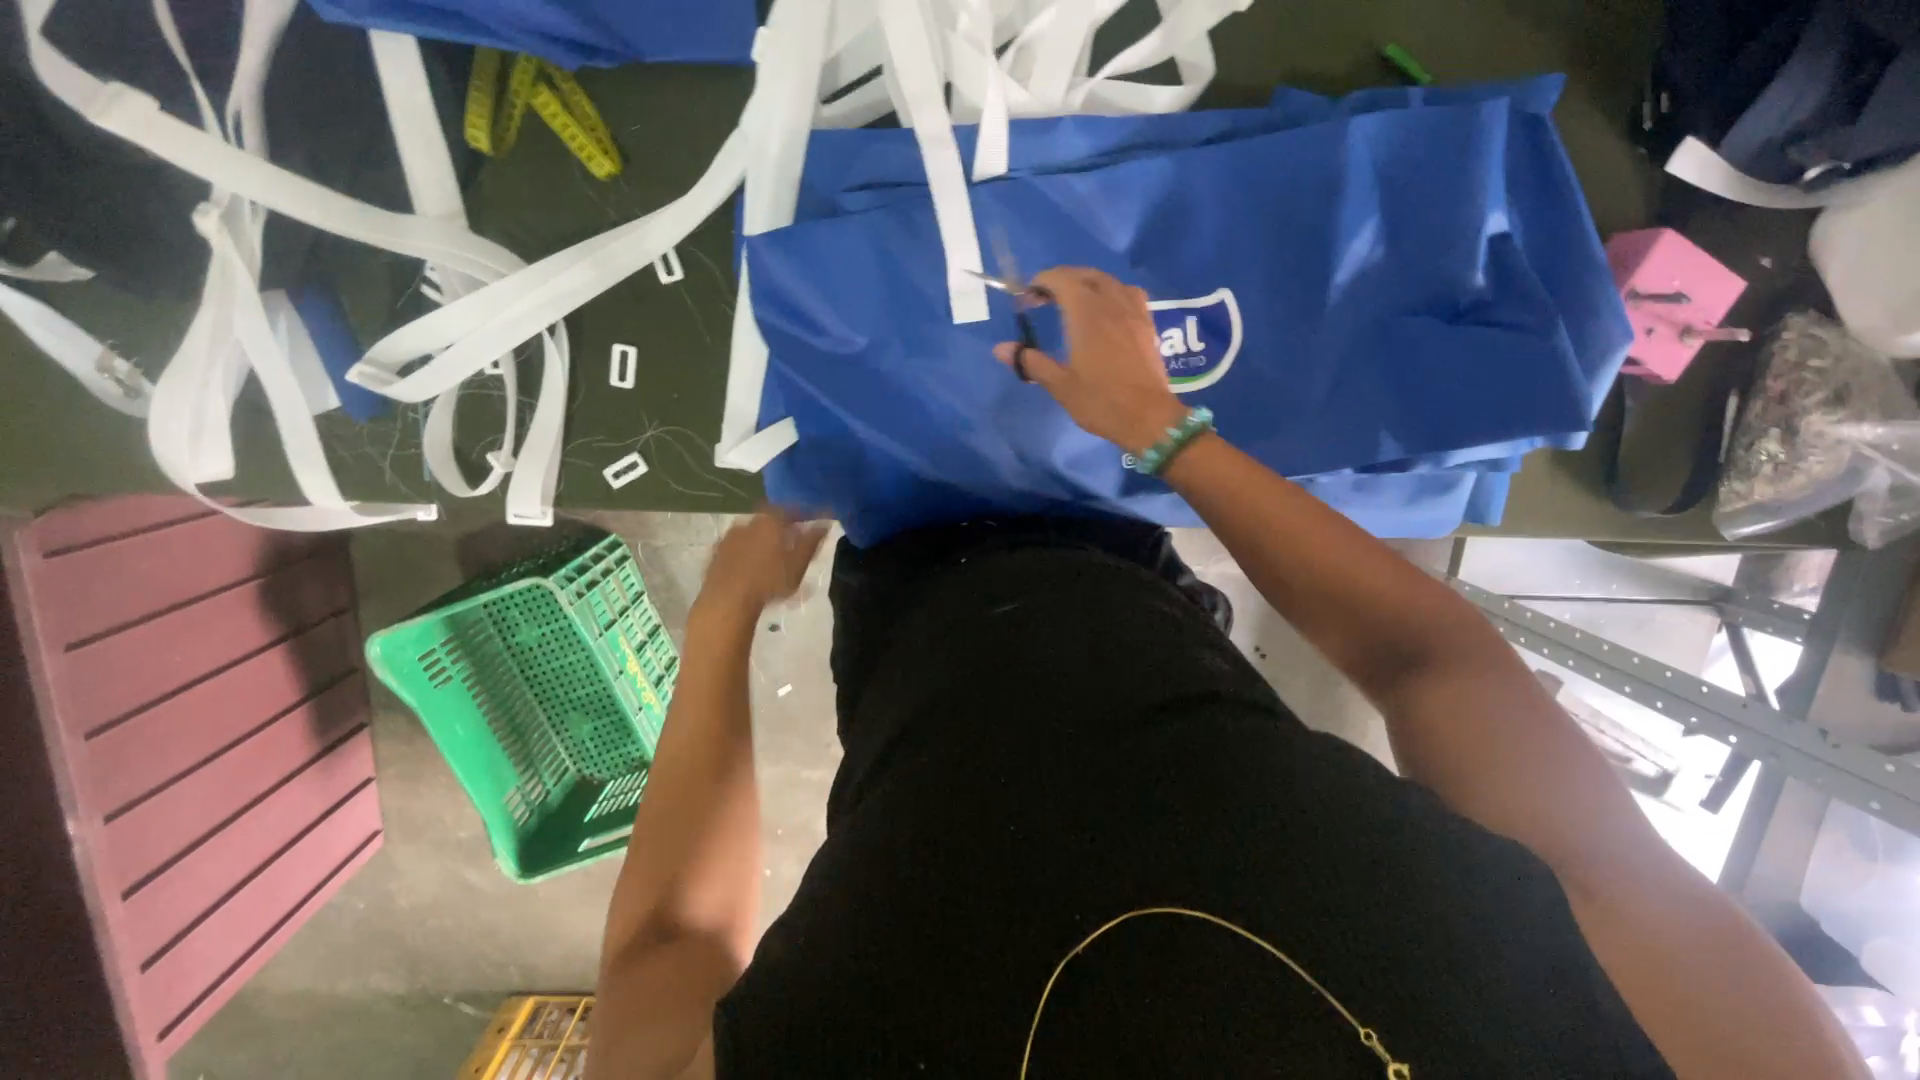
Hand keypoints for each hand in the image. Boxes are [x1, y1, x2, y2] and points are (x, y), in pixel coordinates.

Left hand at [695, 510, 828, 614]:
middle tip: (792, 543)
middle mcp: (748, 522)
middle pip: (769, 521)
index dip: (803, 516)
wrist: (727, 599)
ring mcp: (728, 537)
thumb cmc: (769, 580)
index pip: (791, 510)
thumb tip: (825, 523)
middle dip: (781, 530)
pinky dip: (746, 555)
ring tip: (772, 560)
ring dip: (763, 543)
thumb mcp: (799, 563)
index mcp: (770, 520)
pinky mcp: (715, 554)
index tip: (812, 523)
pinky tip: (751, 570)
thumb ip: (812, 541)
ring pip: (752, 535)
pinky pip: (736, 549)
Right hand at [993, 266, 1188, 453]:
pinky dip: (1112, 292)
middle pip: (1086, 276)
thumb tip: (1001, 349)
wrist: (1148, 418)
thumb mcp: (1060, 385)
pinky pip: (1128, 294)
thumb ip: (1031, 362)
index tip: (1028, 296)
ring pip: (1109, 282)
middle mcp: (1111, 303)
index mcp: (1086, 314)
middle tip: (1045, 297)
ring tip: (1075, 300)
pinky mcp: (1147, 324)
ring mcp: (1133, 312)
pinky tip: (1108, 310)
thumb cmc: (1100, 402)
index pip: (1062, 280)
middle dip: (1063, 279)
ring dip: (1088, 283)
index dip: (1043, 282)